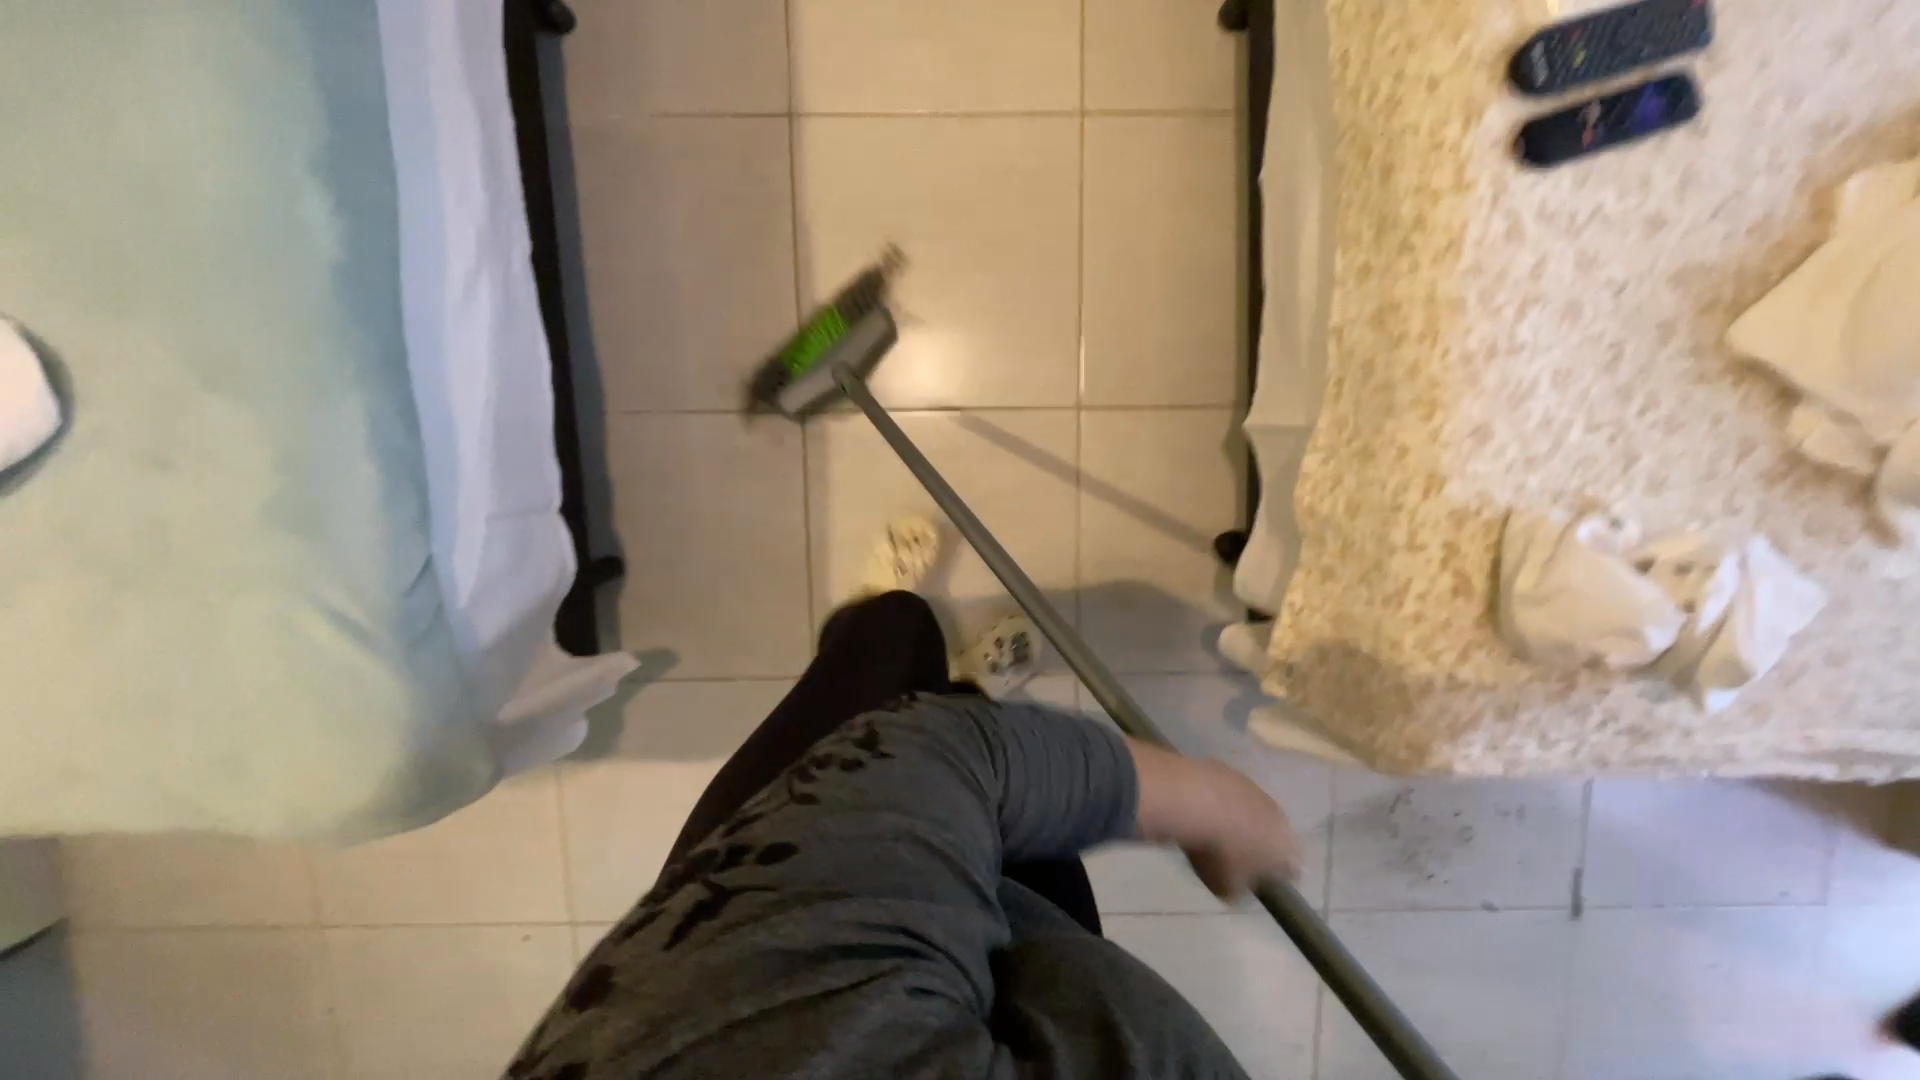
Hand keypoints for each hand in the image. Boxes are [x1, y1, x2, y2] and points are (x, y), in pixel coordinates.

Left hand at [1127, 741, 1300, 898]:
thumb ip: (1239, 889)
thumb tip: (1235, 884)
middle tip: (1235, 855)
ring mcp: (1254, 788)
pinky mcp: (1228, 769)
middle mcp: (1278, 815)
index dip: (1276, 877)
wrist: (1196, 799)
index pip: (1292, 868)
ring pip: (1251, 809)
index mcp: (1287, 847)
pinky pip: (1227, 792)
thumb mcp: (1228, 888)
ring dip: (1238, 818)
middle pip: (1273, 834)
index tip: (1260, 882)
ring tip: (1214, 830)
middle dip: (1259, 844)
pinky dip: (1217, 799)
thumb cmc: (1219, 853)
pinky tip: (1199, 808)